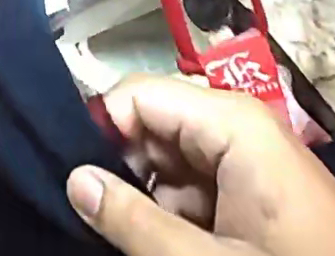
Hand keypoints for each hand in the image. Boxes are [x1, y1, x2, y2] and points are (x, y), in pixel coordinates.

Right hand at [66, 76, 334, 255]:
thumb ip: (134, 220)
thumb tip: (73, 179)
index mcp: (230, 120)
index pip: (136, 95)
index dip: (101, 131)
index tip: (74, 178)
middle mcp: (238, 124)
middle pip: (154, 123)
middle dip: (125, 169)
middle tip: (105, 221)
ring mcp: (253, 159)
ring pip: (173, 160)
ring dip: (150, 198)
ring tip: (138, 241)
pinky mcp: (261, 193)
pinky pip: (200, 186)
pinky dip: (179, 216)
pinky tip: (174, 249)